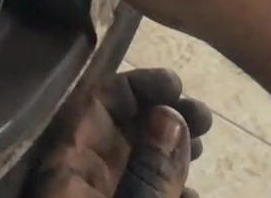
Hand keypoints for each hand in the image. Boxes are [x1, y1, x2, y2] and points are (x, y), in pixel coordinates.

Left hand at [29, 68, 210, 197]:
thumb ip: (149, 173)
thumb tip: (170, 115)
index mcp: (65, 165)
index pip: (95, 102)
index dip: (137, 86)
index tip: (178, 83)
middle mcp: (76, 177)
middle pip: (119, 131)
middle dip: (162, 117)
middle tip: (204, 118)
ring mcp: (92, 196)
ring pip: (132, 164)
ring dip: (170, 152)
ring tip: (204, 146)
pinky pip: (134, 193)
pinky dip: (165, 189)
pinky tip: (193, 193)